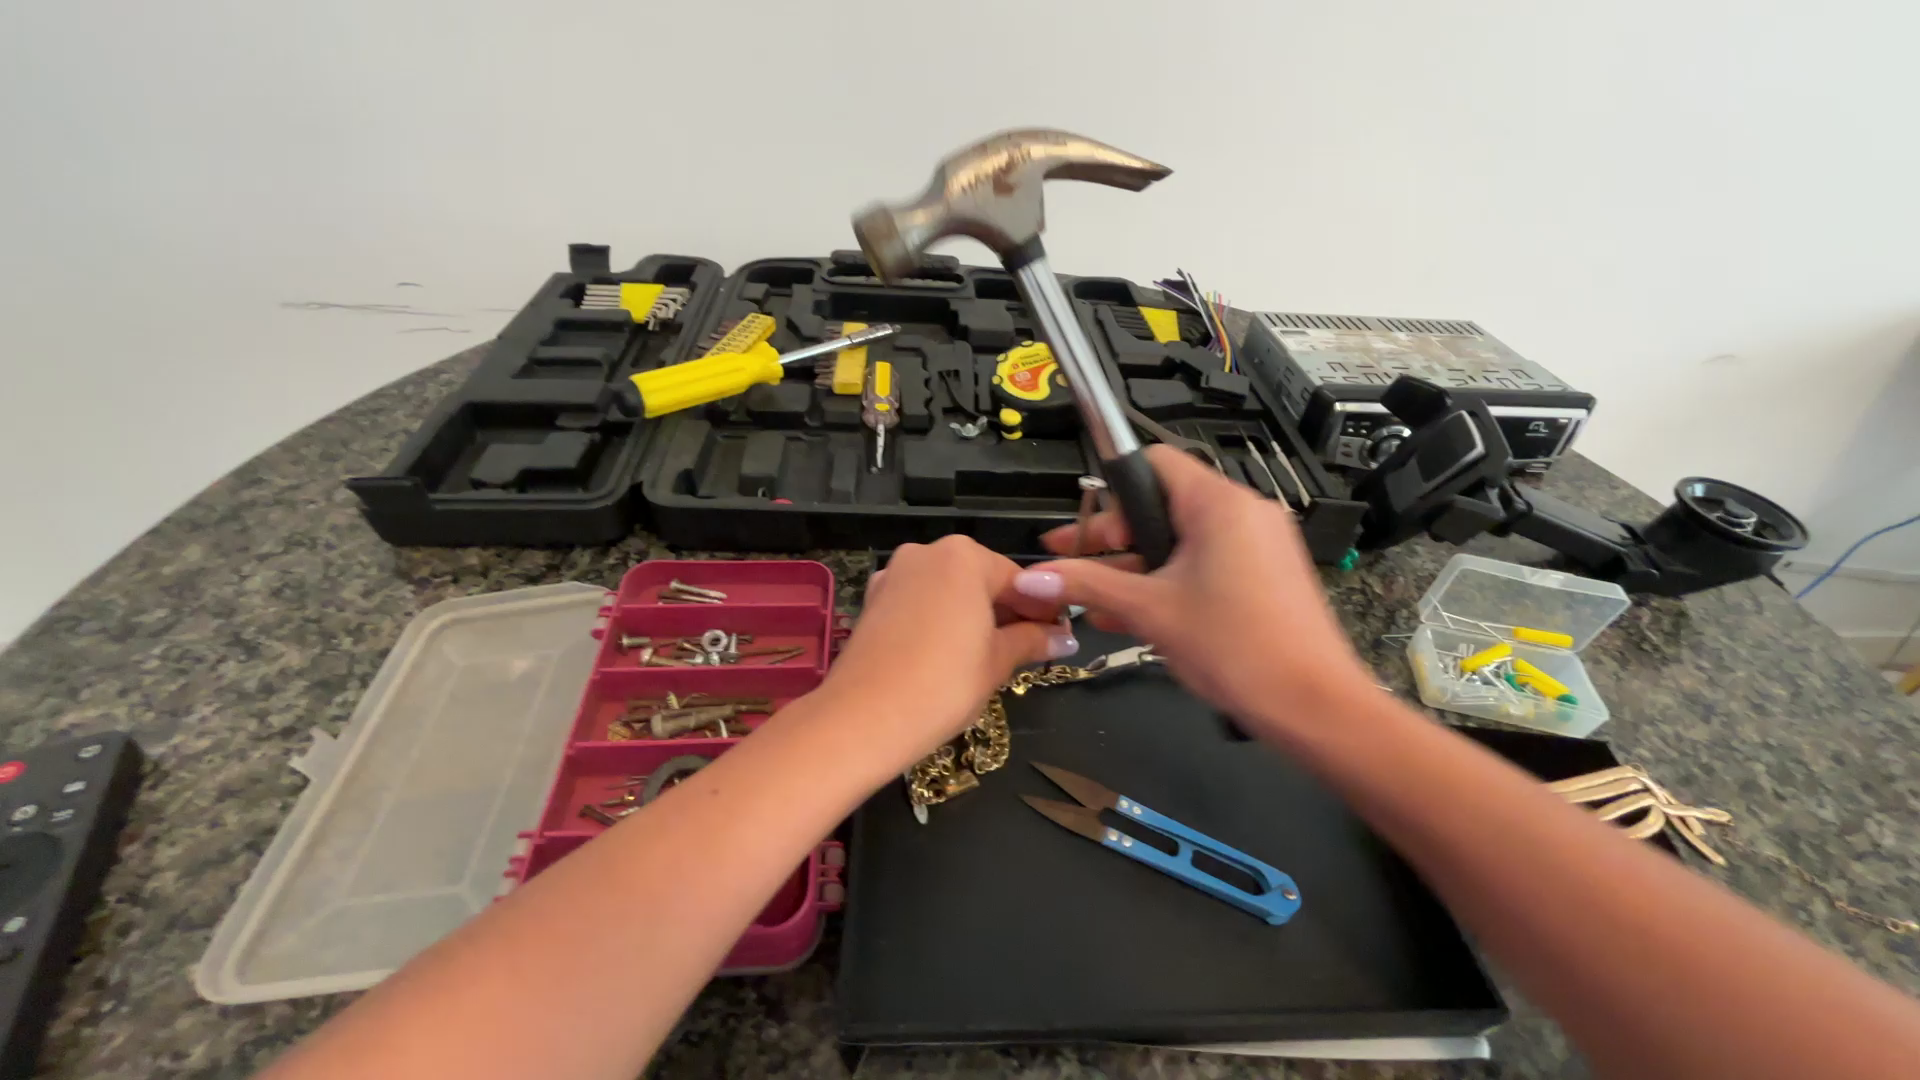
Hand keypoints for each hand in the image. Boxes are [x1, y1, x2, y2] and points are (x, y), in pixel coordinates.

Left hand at [822, 536, 1076, 765]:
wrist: (863, 718)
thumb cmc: (943, 685)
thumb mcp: (997, 662)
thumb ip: (1032, 640)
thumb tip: (1064, 637)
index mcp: (964, 556)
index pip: (1020, 579)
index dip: (1043, 611)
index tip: (1058, 638)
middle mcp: (926, 553)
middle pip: (981, 579)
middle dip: (1006, 611)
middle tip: (1029, 651)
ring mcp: (894, 574)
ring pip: (948, 591)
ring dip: (973, 616)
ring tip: (990, 658)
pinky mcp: (872, 600)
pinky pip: (919, 603)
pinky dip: (940, 621)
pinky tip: (950, 655)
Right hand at [1014, 446, 1371, 727]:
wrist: (1313, 706)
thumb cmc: (1234, 648)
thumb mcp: (1149, 611)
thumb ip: (1087, 585)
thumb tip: (1031, 578)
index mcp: (1218, 504)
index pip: (1152, 463)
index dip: (1110, 492)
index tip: (1085, 531)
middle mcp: (1243, 513)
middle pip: (1163, 504)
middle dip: (1114, 538)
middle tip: (1074, 567)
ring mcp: (1258, 545)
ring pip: (1181, 541)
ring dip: (1135, 568)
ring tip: (1093, 602)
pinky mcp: (1264, 576)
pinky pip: (1204, 565)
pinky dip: (1169, 582)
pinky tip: (1130, 617)